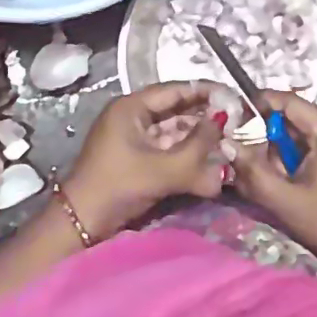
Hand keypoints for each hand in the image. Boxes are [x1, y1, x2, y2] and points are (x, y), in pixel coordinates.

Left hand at [63, 82, 228, 237]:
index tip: (233, 98)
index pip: (176, 90)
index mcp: (131, 107)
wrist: (81, 227)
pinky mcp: (137, 158)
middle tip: (236, 122)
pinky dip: (189, 153)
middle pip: (177, 109)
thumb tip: (224, 121)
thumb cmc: (118, 188)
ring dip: (200, 137)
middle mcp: (132, 116)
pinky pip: (169, 148)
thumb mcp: (163, 169)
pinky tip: (211, 160)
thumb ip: (198, 146)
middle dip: (206, 117)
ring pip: (175, 130)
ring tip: (228, 142)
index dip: (207, 92)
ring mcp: (134, 138)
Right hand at [231, 91, 316, 268]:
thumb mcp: (283, 198)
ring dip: (275, 148)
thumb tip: (225, 143)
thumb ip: (251, 170)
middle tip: (239, 146)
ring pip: (294, 132)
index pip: (288, 100)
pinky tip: (276, 178)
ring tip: (259, 169)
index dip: (259, 102)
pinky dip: (286, 157)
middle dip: (264, 130)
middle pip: (290, 116)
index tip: (232, 113)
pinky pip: (302, 146)